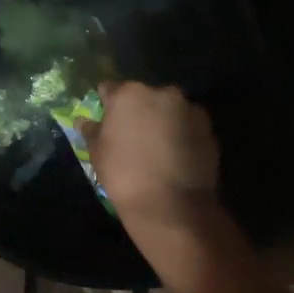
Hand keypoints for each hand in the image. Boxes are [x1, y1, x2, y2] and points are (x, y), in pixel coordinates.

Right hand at [83, 82, 219, 236]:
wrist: (171, 203)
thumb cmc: (124, 173)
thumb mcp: (97, 152)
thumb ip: (91, 130)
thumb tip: (84, 121)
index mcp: (129, 94)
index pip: (111, 89)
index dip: (106, 104)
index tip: (105, 120)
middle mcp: (162, 94)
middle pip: (144, 97)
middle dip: (137, 111)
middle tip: (130, 135)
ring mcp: (190, 110)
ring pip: (168, 110)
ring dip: (161, 121)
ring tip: (154, 148)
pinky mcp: (209, 130)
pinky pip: (187, 126)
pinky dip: (180, 135)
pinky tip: (172, 156)